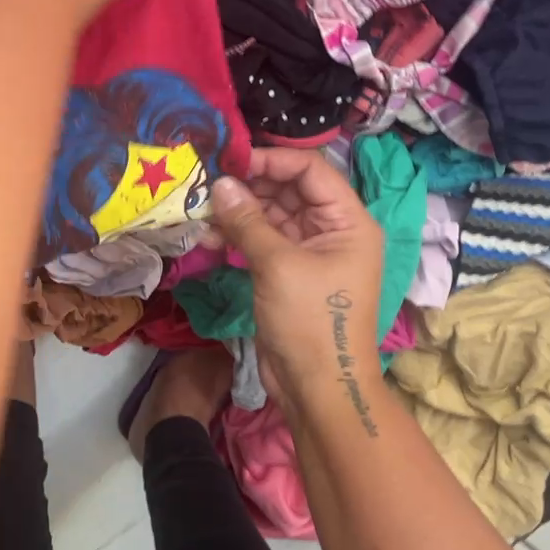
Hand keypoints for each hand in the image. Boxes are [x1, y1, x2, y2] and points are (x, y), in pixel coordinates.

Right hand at [207, 149, 385, 409]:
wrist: (319, 390)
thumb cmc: (311, 323)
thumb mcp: (278, 266)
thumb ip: (247, 221)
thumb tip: (218, 183)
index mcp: (348, 221)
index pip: (310, 170)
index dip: (270, 160)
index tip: (229, 160)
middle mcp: (331, 230)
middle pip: (287, 189)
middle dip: (247, 185)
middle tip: (206, 182)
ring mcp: (308, 251)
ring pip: (269, 214)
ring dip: (236, 210)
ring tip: (200, 208)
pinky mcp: (286, 271)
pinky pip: (260, 239)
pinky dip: (235, 234)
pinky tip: (207, 234)